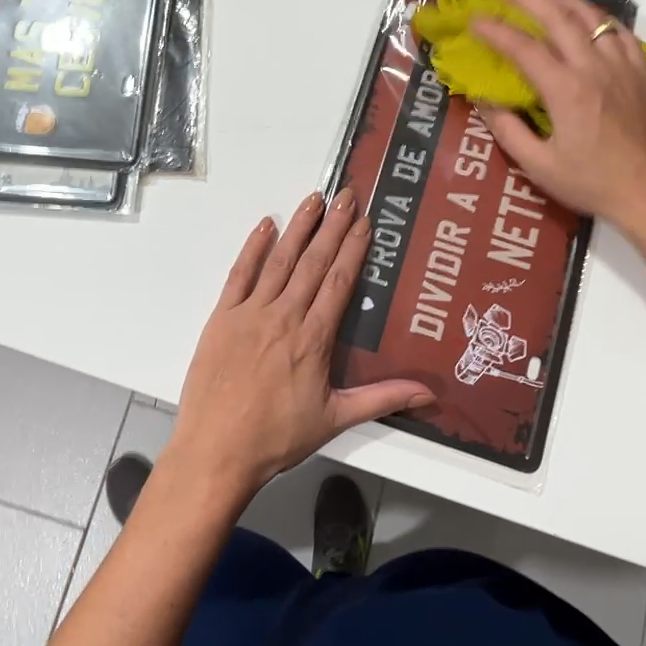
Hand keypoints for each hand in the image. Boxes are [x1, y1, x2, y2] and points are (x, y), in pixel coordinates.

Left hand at [165, 189, 435, 497]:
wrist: (216, 451)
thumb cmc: (276, 438)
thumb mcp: (335, 419)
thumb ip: (382, 399)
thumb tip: (428, 393)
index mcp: (313, 339)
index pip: (338, 283)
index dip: (353, 249)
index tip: (364, 222)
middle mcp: (284, 317)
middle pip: (313, 263)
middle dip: (332, 227)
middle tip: (347, 195)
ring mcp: (249, 314)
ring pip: (279, 261)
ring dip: (298, 228)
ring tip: (314, 199)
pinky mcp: (221, 318)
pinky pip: (239, 275)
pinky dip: (253, 248)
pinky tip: (266, 225)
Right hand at [471, 0, 645, 242]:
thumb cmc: (591, 184)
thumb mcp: (538, 165)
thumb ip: (507, 129)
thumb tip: (483, 100)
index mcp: (566, 91)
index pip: (524, 48)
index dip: (495, 31)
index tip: (473, 19)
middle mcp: (595, 69)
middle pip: (559, 18)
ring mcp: (623, 68)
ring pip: (593, 18)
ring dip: (563, 0)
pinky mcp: (642, 74)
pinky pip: (620, 33)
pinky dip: (599, 20)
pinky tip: (588, 20)